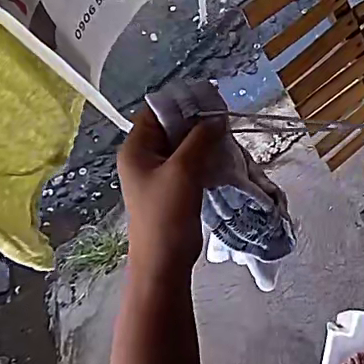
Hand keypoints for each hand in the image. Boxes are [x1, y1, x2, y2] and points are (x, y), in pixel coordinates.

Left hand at [118, 107, 223, 275]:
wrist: (164, 262)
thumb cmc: (166, 215)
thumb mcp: (183, 171)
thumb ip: (200, 139)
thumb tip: (216, 118)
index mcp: (136, 149)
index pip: (156, 112)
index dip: (181, 104)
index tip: (211, 101)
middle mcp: (144, 157)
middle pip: (171, 127)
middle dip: (197, 122)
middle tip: (224, 120)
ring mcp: (159, 174)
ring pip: (184, 146)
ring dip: (205, 141)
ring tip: (228, 138)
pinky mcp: (174, 188)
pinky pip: (191, 163)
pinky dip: (206, 158)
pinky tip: (224, 157)